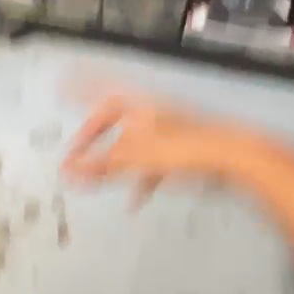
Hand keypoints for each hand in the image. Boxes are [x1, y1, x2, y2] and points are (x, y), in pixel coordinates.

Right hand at [61, 85, 259, 208]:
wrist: (232, 158)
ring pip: (134, 144)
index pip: (102, 97)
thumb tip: (66, 172)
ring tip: (98, 178)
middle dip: (95, 137)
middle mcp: (152, 112)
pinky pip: (152, 163)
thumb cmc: (181, 149)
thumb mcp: (136, 159)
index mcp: (139, 106)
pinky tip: (134, 202)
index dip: (80, 93)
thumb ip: (101, 166)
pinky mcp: (182, 150)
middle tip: (77, 151)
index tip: (61, 90)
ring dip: (115, 162)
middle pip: (116, 121)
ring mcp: (169, 131)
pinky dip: (140, 180)